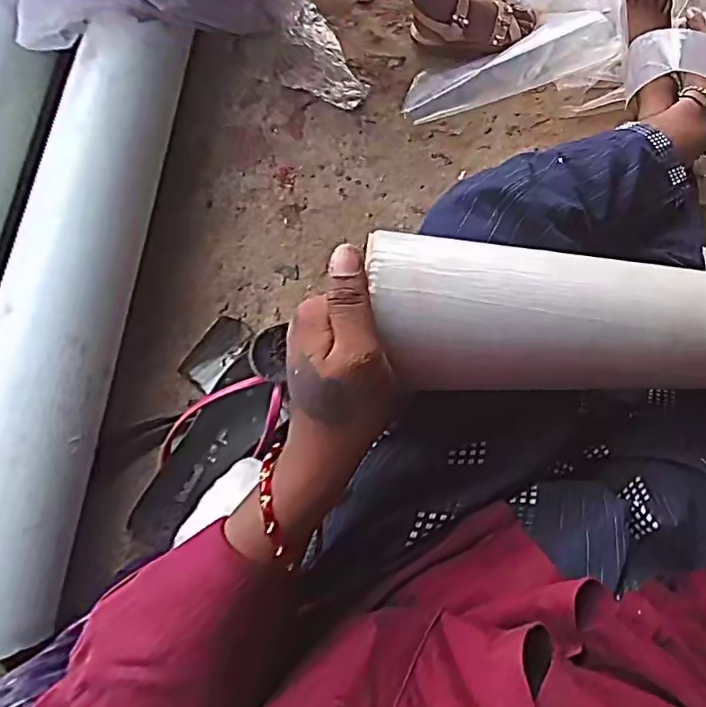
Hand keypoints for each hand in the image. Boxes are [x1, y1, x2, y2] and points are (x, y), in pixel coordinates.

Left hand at [285, 243, 396, 468]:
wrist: (328, 455)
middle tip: (396, 341)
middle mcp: (305, 322)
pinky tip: (377, 364)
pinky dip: (368, 345)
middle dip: (379, 315)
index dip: (382, 298)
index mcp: (312, 313)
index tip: (400, 319)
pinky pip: (351, 337)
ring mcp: (311, 342)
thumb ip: (351, 302)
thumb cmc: (348, 410)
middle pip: (355, 300)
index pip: (354, 283)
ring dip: (375, 331)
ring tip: (390, 354)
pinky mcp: (321, 359)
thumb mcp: (358, 351)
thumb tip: (345, 252)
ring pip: (355, 320)